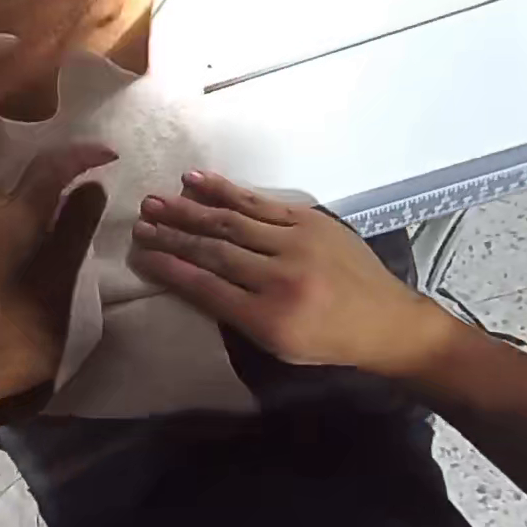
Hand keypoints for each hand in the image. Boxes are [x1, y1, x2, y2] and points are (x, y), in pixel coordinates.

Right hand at [127, 171, 461, 375]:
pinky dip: (226, 190)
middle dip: (173, 234)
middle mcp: (280, 277)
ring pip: (231, 221)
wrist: (386, 319)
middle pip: (214, 249)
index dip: (170, 269)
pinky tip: (197, 180)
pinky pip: (259, 202)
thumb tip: (193, 278)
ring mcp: (296, 242)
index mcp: (269, 317)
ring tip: (157, 199)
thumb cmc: (329, 341)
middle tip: (140, 221)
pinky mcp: (309, 220)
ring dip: (190, 209)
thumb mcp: (279, 346)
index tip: (141, 253)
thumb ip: (236, 315)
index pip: (206, 287)